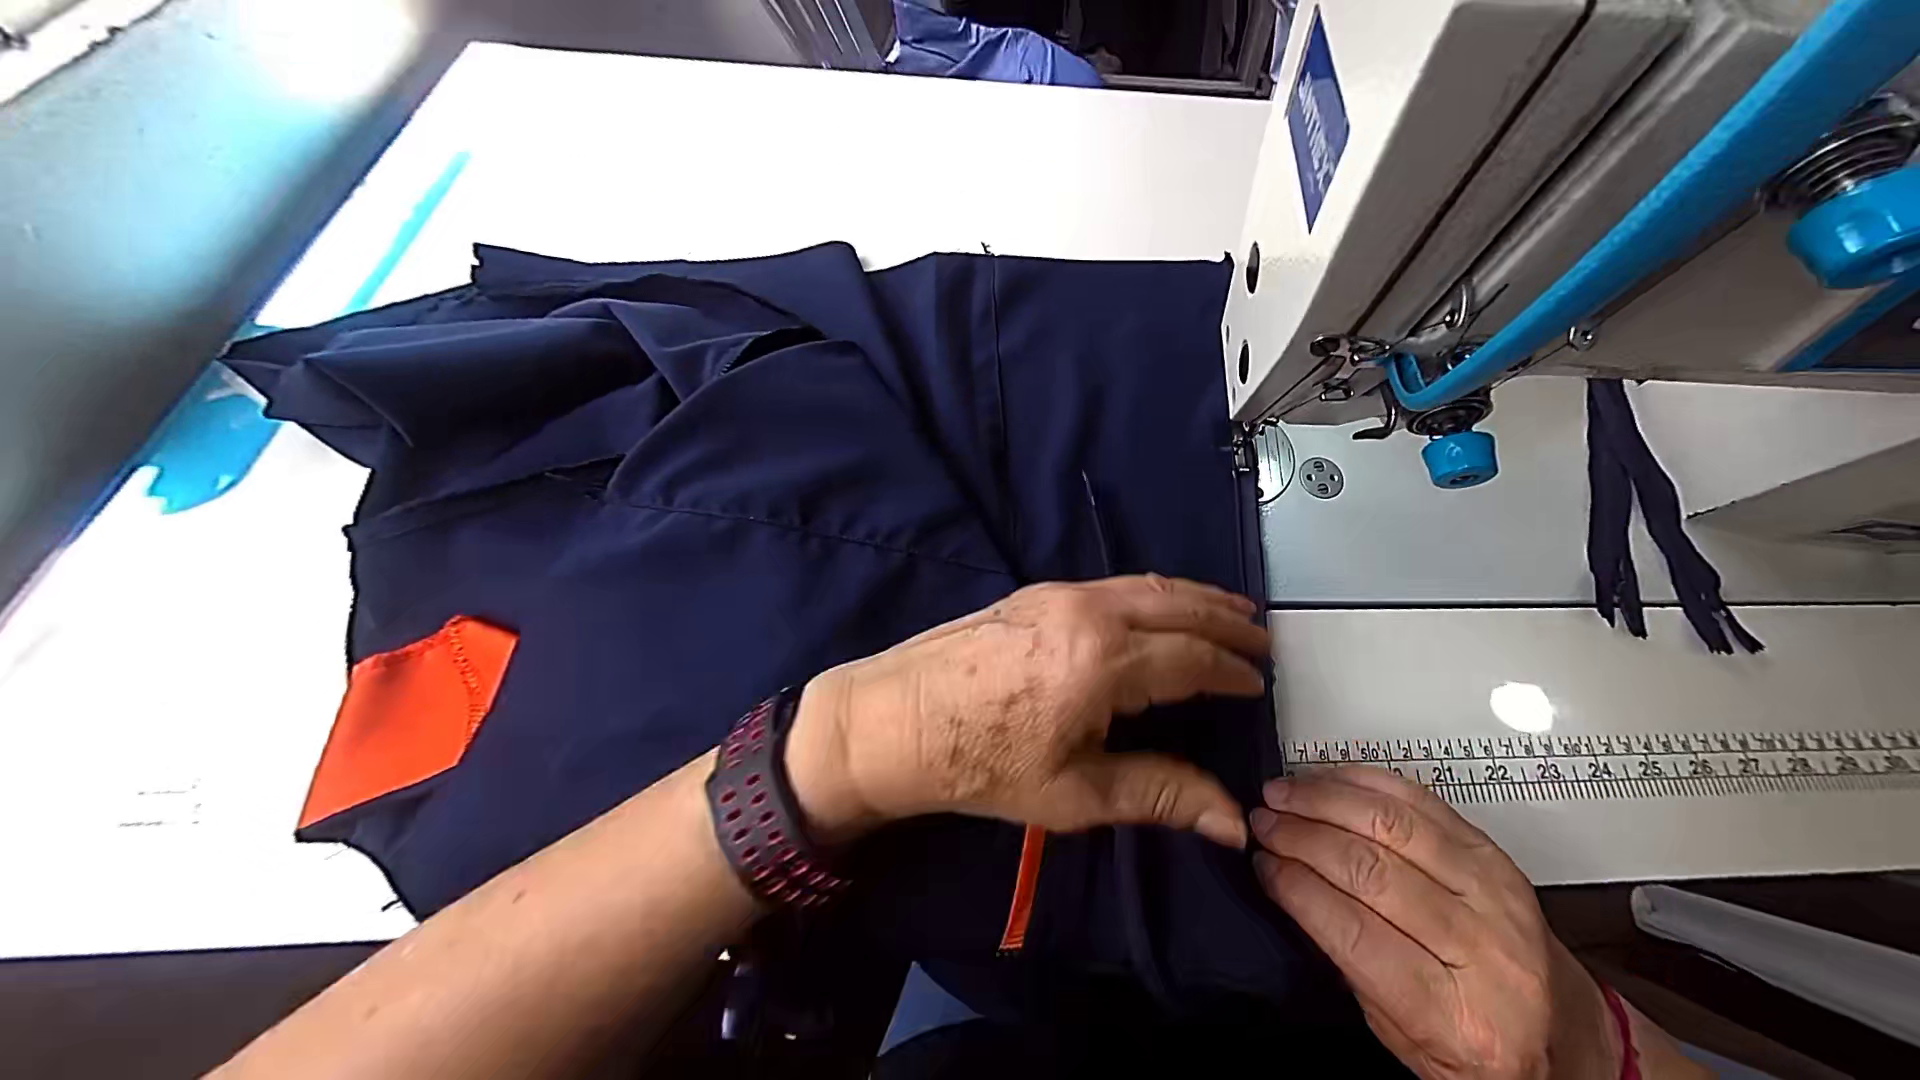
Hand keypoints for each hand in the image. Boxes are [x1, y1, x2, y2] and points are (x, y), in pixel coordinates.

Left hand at [784, 575, 1267, 847]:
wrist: (892, 721)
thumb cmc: (980, 766)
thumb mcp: (1075, 793)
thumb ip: (1161, 794)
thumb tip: (1235, 821)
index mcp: (1103, 662)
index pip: (1191, 659)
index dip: (1231, 672)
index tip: (1258, 684)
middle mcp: (1086, 611)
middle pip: (1176, 605)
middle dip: (1224, 621)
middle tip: (1261, 639)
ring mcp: (1056, 593)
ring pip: (1144, 585)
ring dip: (1191, 598)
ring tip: (1227, 613)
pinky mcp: (1034, 591)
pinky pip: (1111, 585)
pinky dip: (1150, 593)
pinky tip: (1158, 610)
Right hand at [1249, 767, 1621, 1079]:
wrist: (1564, 1035)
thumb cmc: (1471, 1041)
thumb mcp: (1395, 1028)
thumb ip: (1341, 954)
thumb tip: (1281, 876)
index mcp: (1457, 1015)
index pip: (1353, 930)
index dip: (1293, 885)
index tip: (1259, 861)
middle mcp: (1486, 951)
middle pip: (1370, 869)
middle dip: (1300, 836)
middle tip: (1262, 821)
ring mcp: (1496, 894)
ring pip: (1391, 823)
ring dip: (1322, 798)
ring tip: (1282, 793)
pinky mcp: (1494, 855)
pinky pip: (1419, 799)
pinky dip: (1362, 780)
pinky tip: (1325, 779)